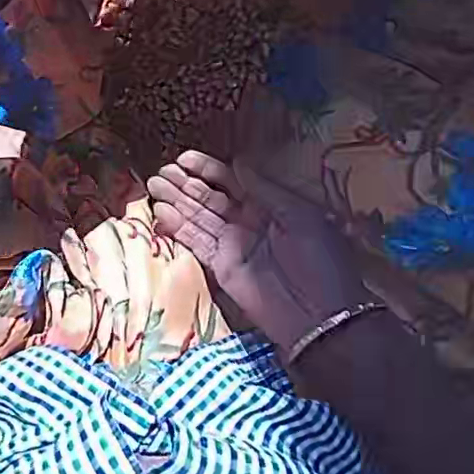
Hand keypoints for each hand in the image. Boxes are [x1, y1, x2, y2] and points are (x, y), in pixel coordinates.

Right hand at [148, 150, 377, 354]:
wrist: (319, 315)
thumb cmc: (317, 258)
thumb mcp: (298, 214)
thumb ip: (263, 189)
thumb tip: (237, 162)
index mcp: (268, 206)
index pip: (231, 181)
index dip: (208, 169)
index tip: (185, 159)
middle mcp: (246, 222)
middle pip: (210, 198)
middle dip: (186, 184)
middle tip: (162, 171)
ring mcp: (231, 245)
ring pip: (198, 218)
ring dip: (176, 201)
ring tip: (154, 184)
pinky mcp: (221, 267)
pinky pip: (197, 243)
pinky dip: (179, 228)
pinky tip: (161, 211)